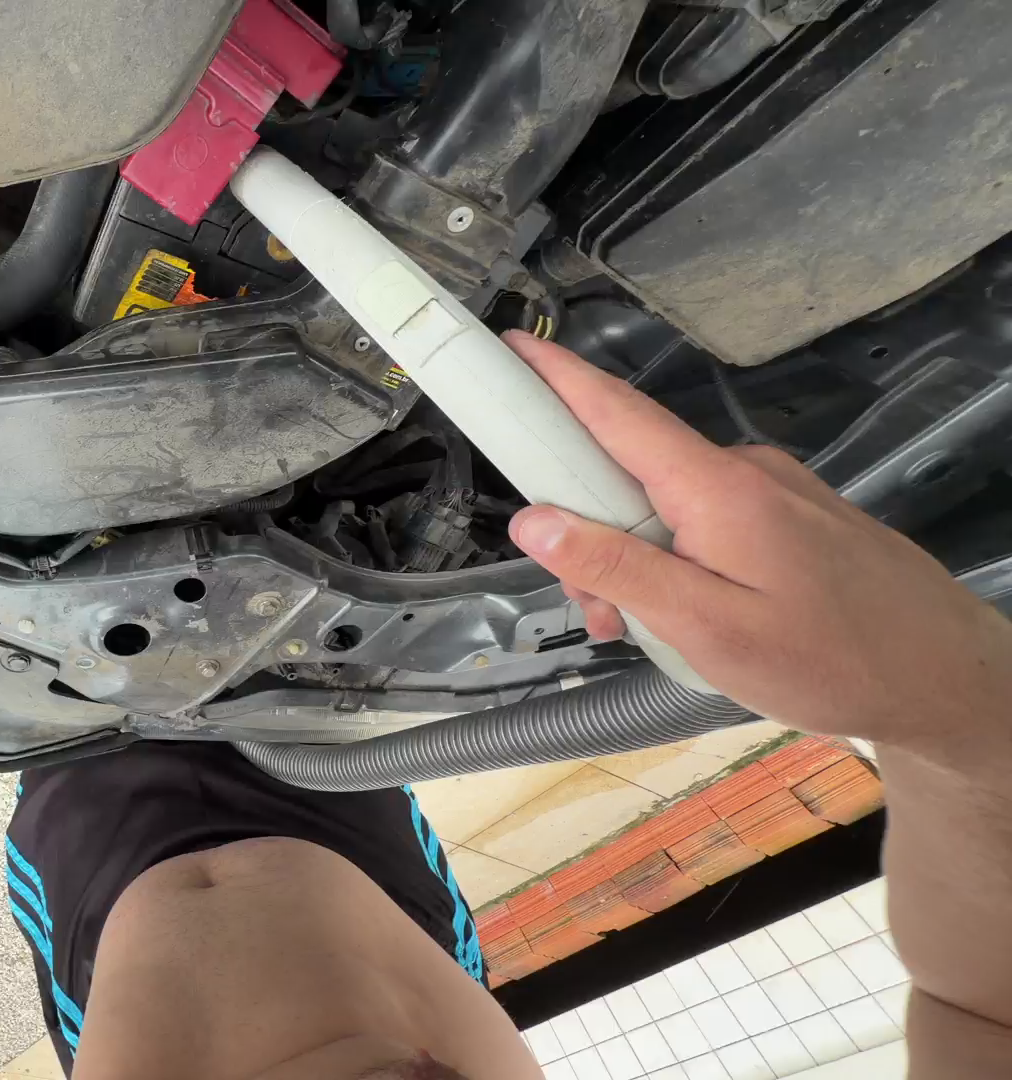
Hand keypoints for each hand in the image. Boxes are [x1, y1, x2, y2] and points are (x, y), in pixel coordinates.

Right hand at [500, 330, 1011, 754]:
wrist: (961, 690)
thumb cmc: (831, 661)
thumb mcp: (704, 625)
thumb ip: (614, 568)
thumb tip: (530, 522)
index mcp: (718, 487)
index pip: (619, 414)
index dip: (559, 377)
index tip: (513, 344)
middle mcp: (741, 471)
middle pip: (623, 469)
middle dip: (580, 523)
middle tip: (584, 598)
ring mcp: (766, 490)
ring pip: (654, 503)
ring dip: (621, 554)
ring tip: (633, 624)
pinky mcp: (783, 514)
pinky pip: (692, 519)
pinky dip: (660, 557)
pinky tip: (671, 610)